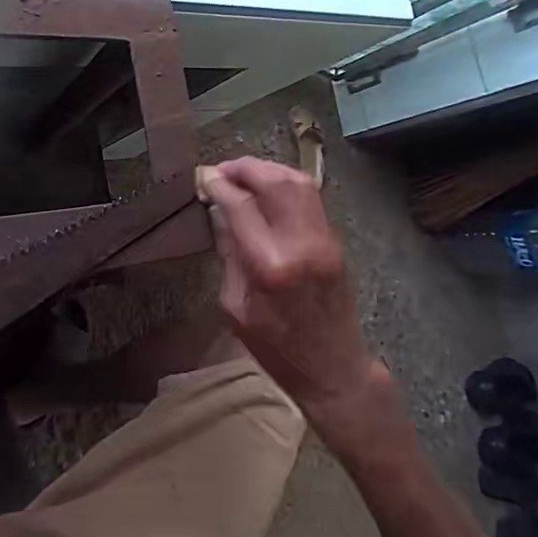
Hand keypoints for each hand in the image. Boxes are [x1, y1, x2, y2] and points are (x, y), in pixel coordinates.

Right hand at [197, 158, 410, 453]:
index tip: (203, 179)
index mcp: (268, 265)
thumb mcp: (234, 306)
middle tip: (221, 170)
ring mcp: (323, 240)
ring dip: (266, 170)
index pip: (240, 206)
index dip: (219, 185)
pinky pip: (309, 198)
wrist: (332, 368)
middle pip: (273, 182)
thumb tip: (221, 215)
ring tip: (242, 174)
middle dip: (243, 168)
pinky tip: (266, 189)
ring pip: (297, 182)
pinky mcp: (334, 242)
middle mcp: (300, 244)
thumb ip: (228, 255)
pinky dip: (285, 184)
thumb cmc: (274, 348)